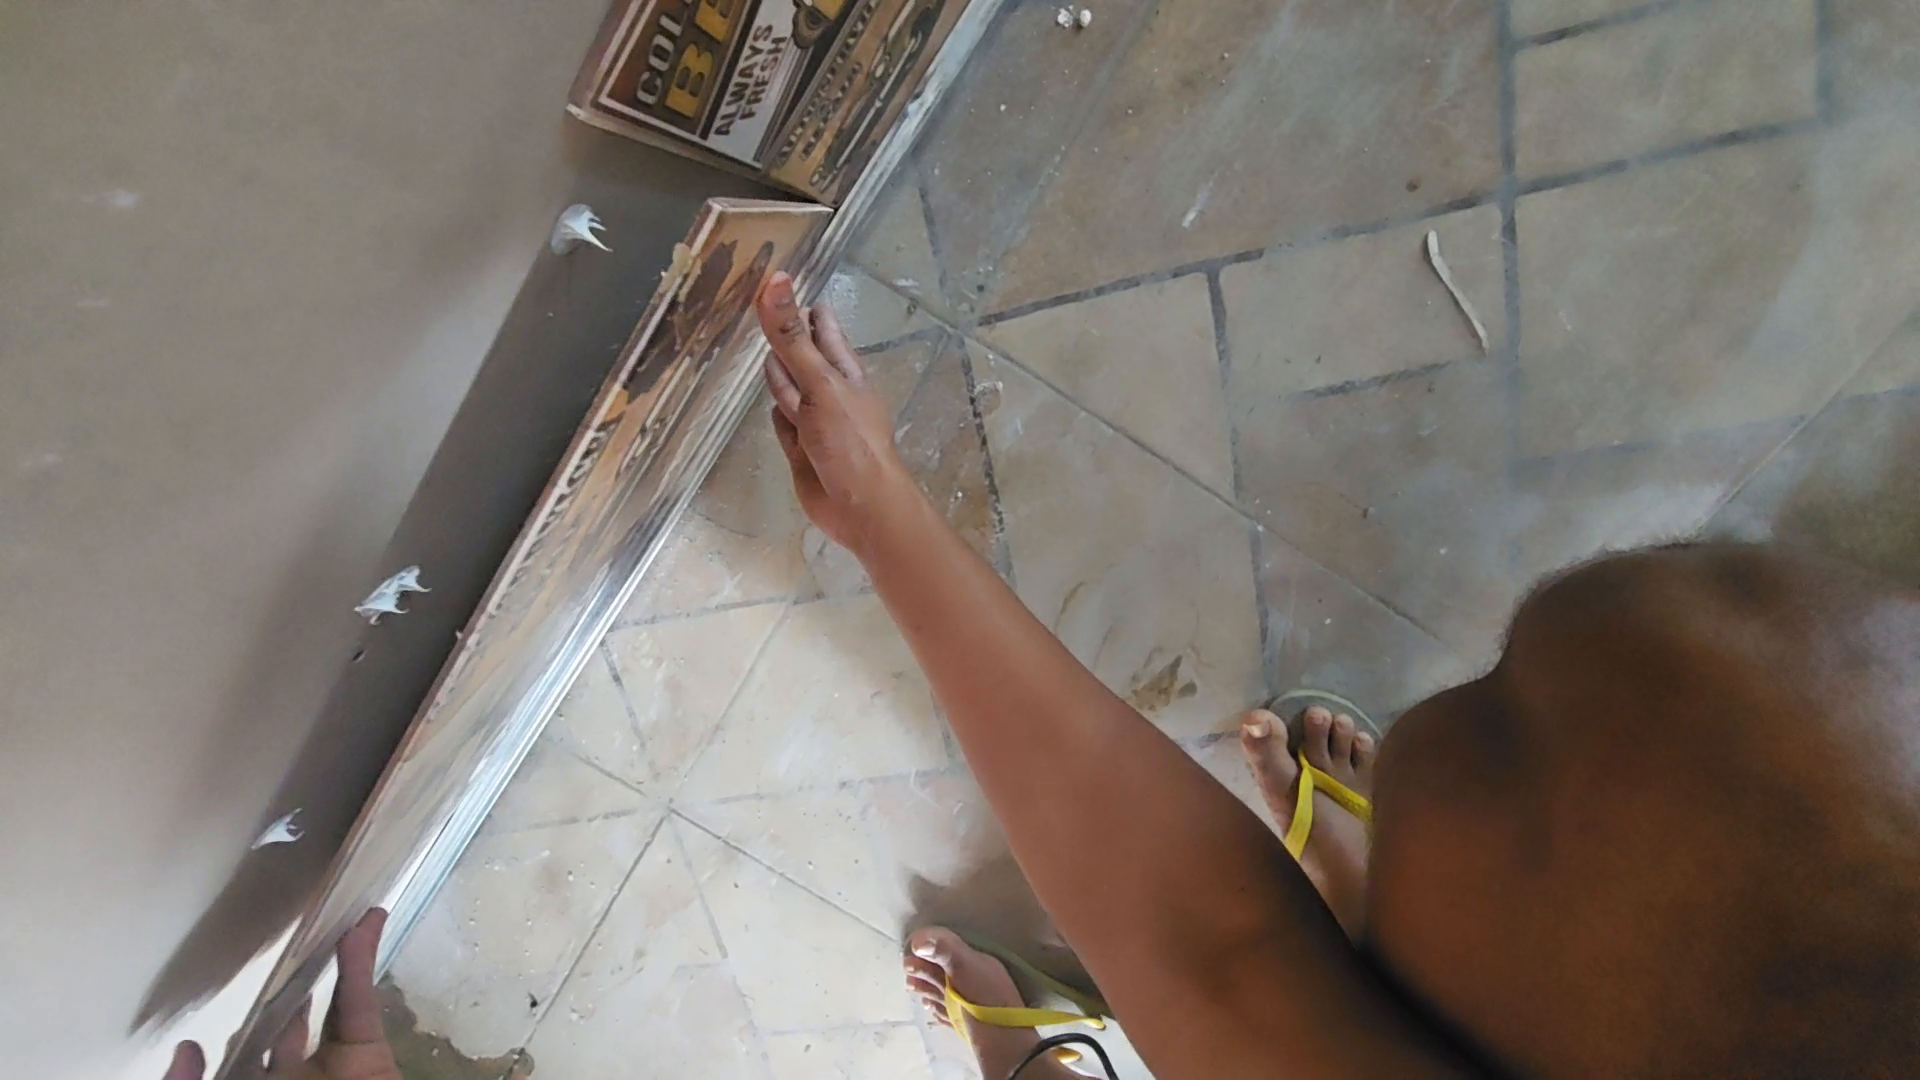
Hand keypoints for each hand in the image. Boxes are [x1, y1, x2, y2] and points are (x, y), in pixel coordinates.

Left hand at [165, 909, 400, 1079]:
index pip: (225, 1072)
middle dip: (268, 1003)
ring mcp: (326, 1071)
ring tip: (321, 930)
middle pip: (268, 1040)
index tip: (202, 1028)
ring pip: (318, 1010)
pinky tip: (364, 925)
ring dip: (322, 966)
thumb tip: (186, 1051)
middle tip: (273, 962)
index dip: (211, 1054)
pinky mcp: (367, 1053)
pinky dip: (362, 960)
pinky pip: (358, 1002)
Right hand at [757, 271, 918, 555]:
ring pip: (791, 392)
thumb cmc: (849, 440)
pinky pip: (785, 426)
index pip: (822, 330)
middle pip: (802, 360)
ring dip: (780, 376)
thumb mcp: (821, 383)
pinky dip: (780, 416)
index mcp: (845, 372)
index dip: (807, 310)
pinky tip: (774, 406)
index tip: (789, 286)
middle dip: (789, 340)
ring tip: (768, 354)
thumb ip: (793, 337)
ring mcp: (816, 424)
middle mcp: (830, 394)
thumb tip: (776, 280)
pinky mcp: (801, 451)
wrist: (860, 506)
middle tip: (772, 315)